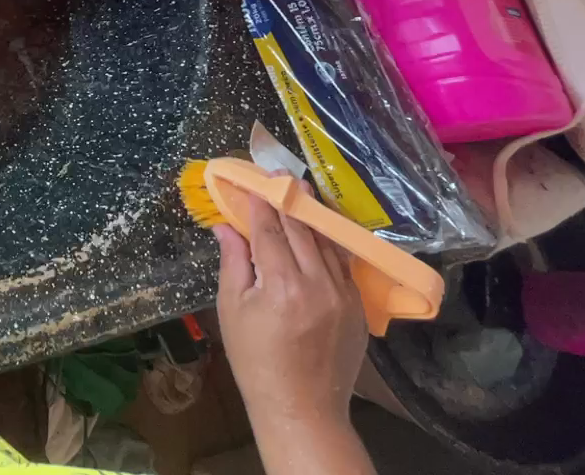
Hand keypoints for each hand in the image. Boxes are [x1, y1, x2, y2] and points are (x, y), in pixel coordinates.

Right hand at [214, 186, 367, 432]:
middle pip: (302, 230)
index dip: (260, 204)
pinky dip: (329, 245)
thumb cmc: (255, 358)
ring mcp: (344, 297)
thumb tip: (226, 226)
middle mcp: (318, 284)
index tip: (252, 182)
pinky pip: (342, 266)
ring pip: (327, 244)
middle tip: (280, 176)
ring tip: (302, 194)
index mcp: (282, 284)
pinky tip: (320, 233)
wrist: (301, 407)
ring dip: (312, 218)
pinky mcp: (358, 310)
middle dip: (289, 201)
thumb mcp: (232, 307)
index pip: (270, 230)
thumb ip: (233, 261)